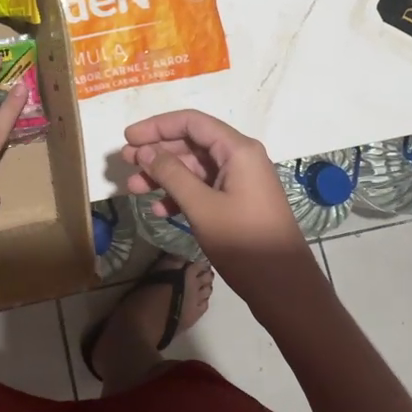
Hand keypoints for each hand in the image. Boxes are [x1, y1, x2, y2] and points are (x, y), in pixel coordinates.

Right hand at [122, 110, 312, 289]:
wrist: (286, 289)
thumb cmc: (244, 242)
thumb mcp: (201, 206)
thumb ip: (171, 174)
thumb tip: (144, 150)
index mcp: (238, 150)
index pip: (191, 122)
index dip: (156, 126)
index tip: (128, 138)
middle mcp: (240, 158)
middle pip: (191, 143)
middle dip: (157, 152)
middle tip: (126, 163)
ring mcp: (240, 182)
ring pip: (194, 168)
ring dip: (164, 176)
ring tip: (134, 189)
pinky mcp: (237, 203)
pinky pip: (203, 188)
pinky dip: (180, 195)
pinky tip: (159, 210)